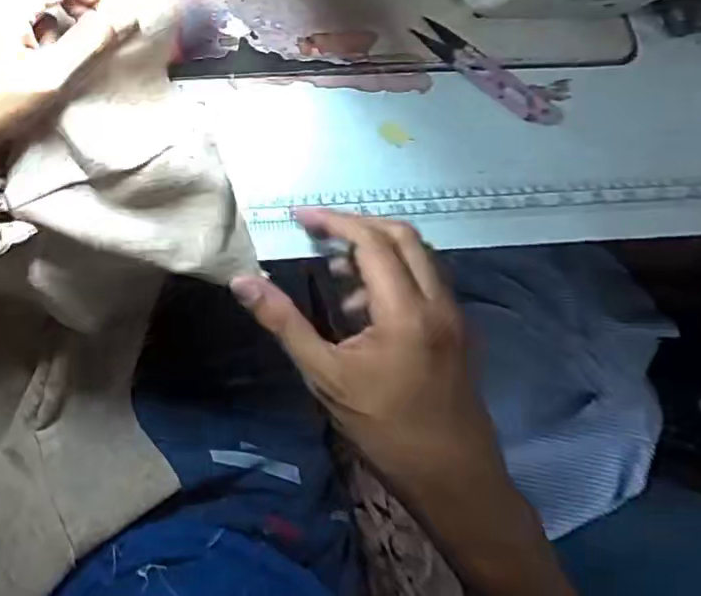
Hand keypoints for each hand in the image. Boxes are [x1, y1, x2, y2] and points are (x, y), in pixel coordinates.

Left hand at [0, 0, 136, 177]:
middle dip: (76, 13)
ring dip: (53, 27)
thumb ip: (90, 42)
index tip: (117, 24)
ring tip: (53, 63)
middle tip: (91, 44)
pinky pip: (14, 17)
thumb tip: (123, 17)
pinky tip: (30, 65)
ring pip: (33, 4)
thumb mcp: (49, 77)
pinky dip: (32, 34)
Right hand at [231, 209, 496, 478]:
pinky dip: (394, 272)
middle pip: (402, 235)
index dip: (334, 222)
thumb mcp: (325, 376)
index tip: (299, 217)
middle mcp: (437, 302)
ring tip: (337, 275)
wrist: (456, 483)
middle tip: (319, 233)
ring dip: (378, 249)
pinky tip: (364, 308)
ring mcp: (453, 315)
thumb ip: (284, 322)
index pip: (371, 241)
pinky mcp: (457, 329)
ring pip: (418, 254)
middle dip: (358, 225)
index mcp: (406, 311)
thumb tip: (242, 282)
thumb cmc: (385, 431)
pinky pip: (426, 278)